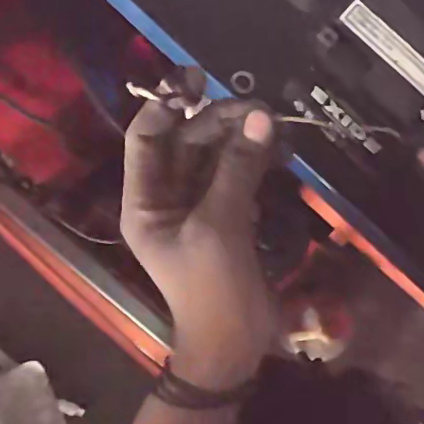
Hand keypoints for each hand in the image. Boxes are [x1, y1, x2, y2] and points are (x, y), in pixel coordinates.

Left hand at [121, 74, 278, 389]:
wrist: (235, 342)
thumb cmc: (212, 287)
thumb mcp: (220, 225)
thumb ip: (238, 169)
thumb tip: (261, 118)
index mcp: (145, 202)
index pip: (145, 141)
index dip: (165, 108)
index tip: (195, 82)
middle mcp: (167, 199)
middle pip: (186, 144)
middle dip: (218, 122)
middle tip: (257, 108)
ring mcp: (200, 207)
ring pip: (216, 158)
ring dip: (241, 138)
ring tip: (271, 121)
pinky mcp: (229, 217)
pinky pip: (238, 177)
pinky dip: (255, 161)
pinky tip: (277, 148)